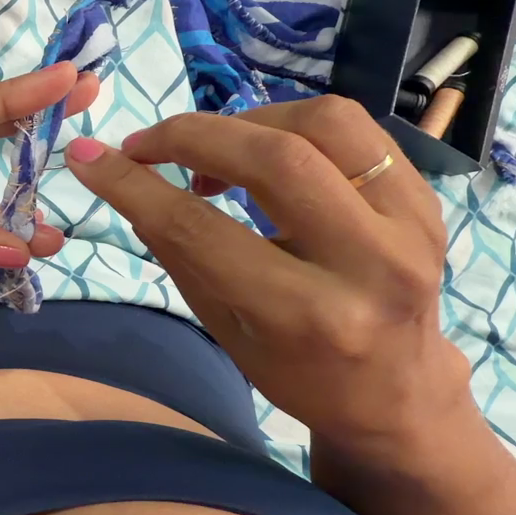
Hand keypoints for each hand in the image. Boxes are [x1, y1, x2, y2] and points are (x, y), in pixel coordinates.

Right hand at [62, 96, 473, 453]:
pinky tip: (261, 154)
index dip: (132, 185)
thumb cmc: (293, 370)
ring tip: (212, 152)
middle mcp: (368, 263)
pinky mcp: (427, 200)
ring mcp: (410, 225)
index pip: (199, 229)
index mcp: (304, 313)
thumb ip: (177, 250)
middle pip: (272, 158)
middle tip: (145, 146)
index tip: (88, 157)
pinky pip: (353, 131)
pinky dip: (289, 127)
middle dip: (189, 136)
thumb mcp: (219, 325)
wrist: (398, 393)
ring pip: (323, 123)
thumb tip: (123, 180)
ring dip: (246, 121)